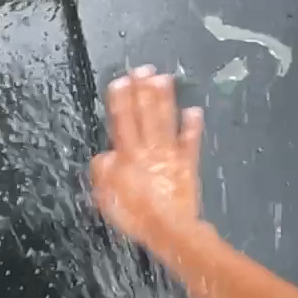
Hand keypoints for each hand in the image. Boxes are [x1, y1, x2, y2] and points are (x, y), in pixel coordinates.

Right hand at [89, 66, 206, 252]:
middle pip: (144, 114)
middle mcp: (148, 150)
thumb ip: (103, 172)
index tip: (121, 80)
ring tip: (164, 78)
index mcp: (126, 155)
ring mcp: (169, 155)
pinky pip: (190, 142)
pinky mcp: (186, 165)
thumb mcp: (106, 197)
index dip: (121, 99)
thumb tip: (104, 156)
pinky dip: (192, 127)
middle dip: (142, 90)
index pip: (122, 121)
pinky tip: (195, 110)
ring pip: (165, 121)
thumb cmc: (134, 215)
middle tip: (142, 68)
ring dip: (165, 99)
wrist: (168, 229)